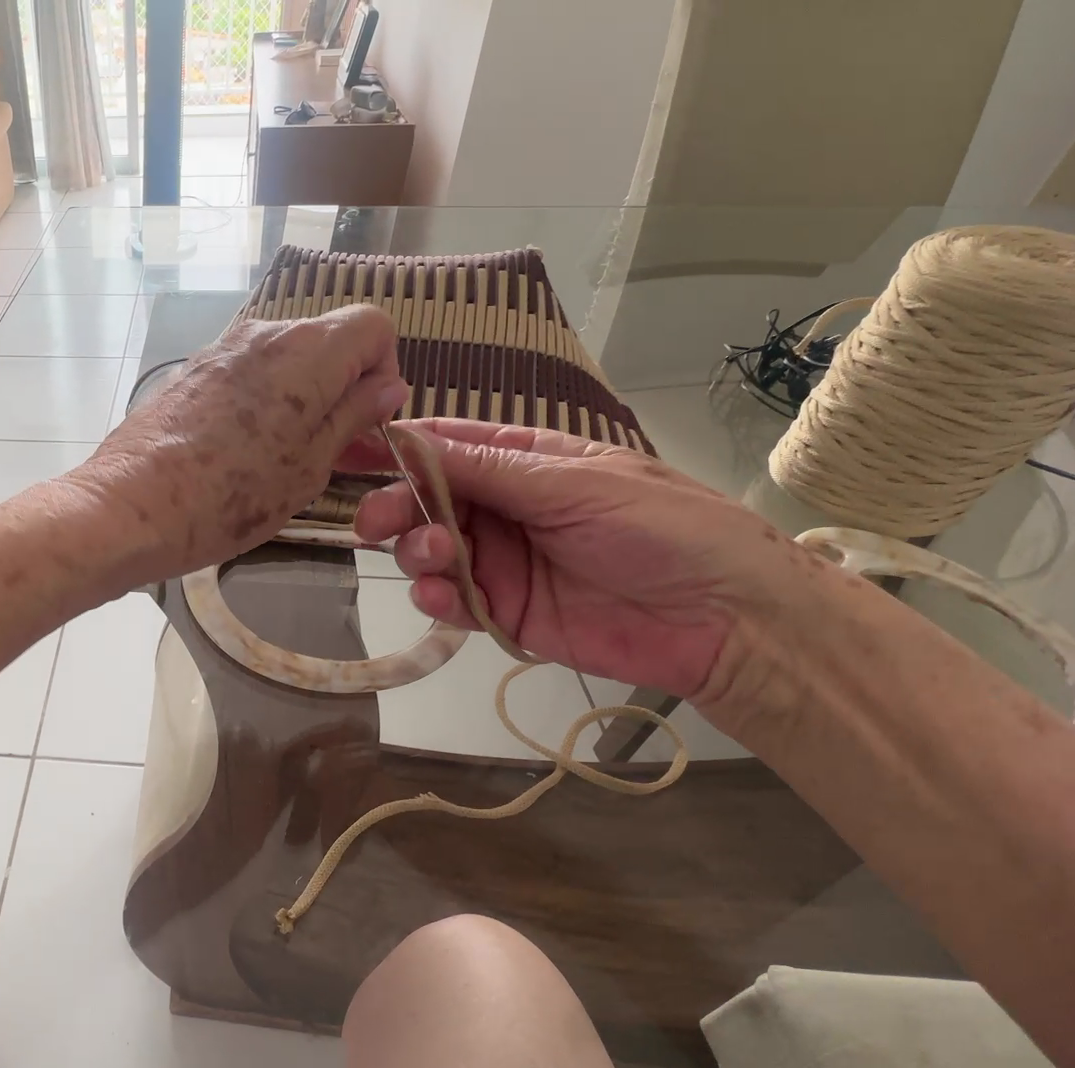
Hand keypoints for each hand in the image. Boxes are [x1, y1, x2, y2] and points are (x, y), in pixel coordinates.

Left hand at [68, 304, 407, 583]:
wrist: (130, 507)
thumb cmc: (231, 497)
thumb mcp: (309, 467)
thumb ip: (353, 417)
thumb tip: (389, 385)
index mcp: (307, 350)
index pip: (373, 325)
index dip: (383, 370)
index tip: (366, 421)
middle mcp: (265, 333)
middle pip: (328, 338)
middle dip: (342, 385)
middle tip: (330, 448)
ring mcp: (222, 349)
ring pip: (286, 357)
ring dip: (301, 395)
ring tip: (281, 455)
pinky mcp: (191, 371)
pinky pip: (247, 372)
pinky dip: (262, 399)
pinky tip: (240, 449)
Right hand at [349, 418, 819, 699]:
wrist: (724, 620)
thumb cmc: (663, 528)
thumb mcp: (573, 485)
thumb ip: (487, 470)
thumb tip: (412, 440)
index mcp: (524, 464)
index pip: (447, 447)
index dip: (397, 448)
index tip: (350, 453)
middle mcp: (503, 509)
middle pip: (425, 502)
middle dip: (395, 507)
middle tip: (376, 521)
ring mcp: (501, 562)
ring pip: (429, 551)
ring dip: (416, 552)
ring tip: (435, 558)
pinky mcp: (504, 612)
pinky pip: (451, 602)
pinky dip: (435, 599)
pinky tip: (442, 598)